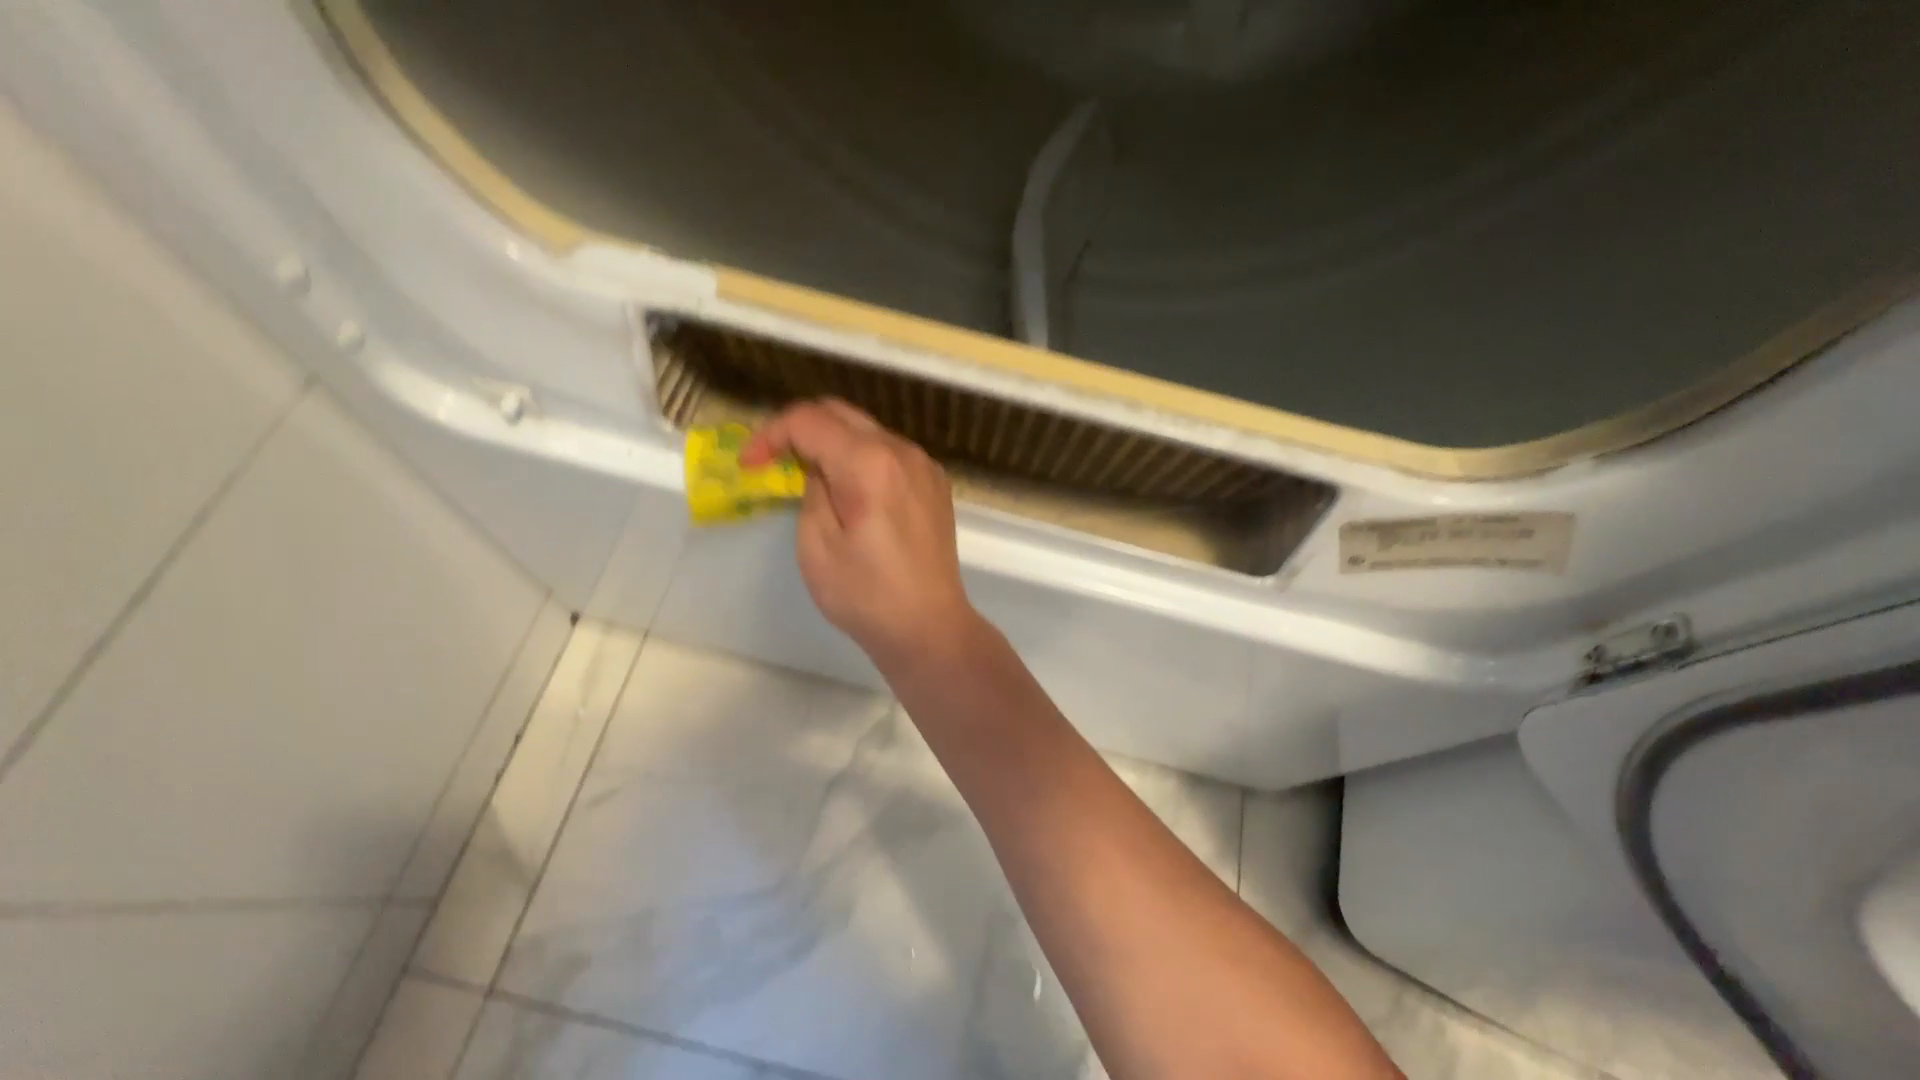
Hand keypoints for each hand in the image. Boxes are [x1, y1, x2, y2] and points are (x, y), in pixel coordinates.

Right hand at [741, 399, 978, 667]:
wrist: (928, 627)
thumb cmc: (865, 595)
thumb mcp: (816, 544)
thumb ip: (811, 489)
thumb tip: (817, 466)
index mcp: (870, 463)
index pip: (810, 420)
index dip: (770, 434)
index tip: (749, 465)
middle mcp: (902, 451)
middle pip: (840, 413)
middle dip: (799, 430)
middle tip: (772, 463)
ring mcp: (924, 465)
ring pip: (867, 430)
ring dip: (831, 443)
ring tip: (807, 478)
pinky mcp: (934, 484)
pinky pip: (889, 453)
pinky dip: (861, 458)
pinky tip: (849, 492)